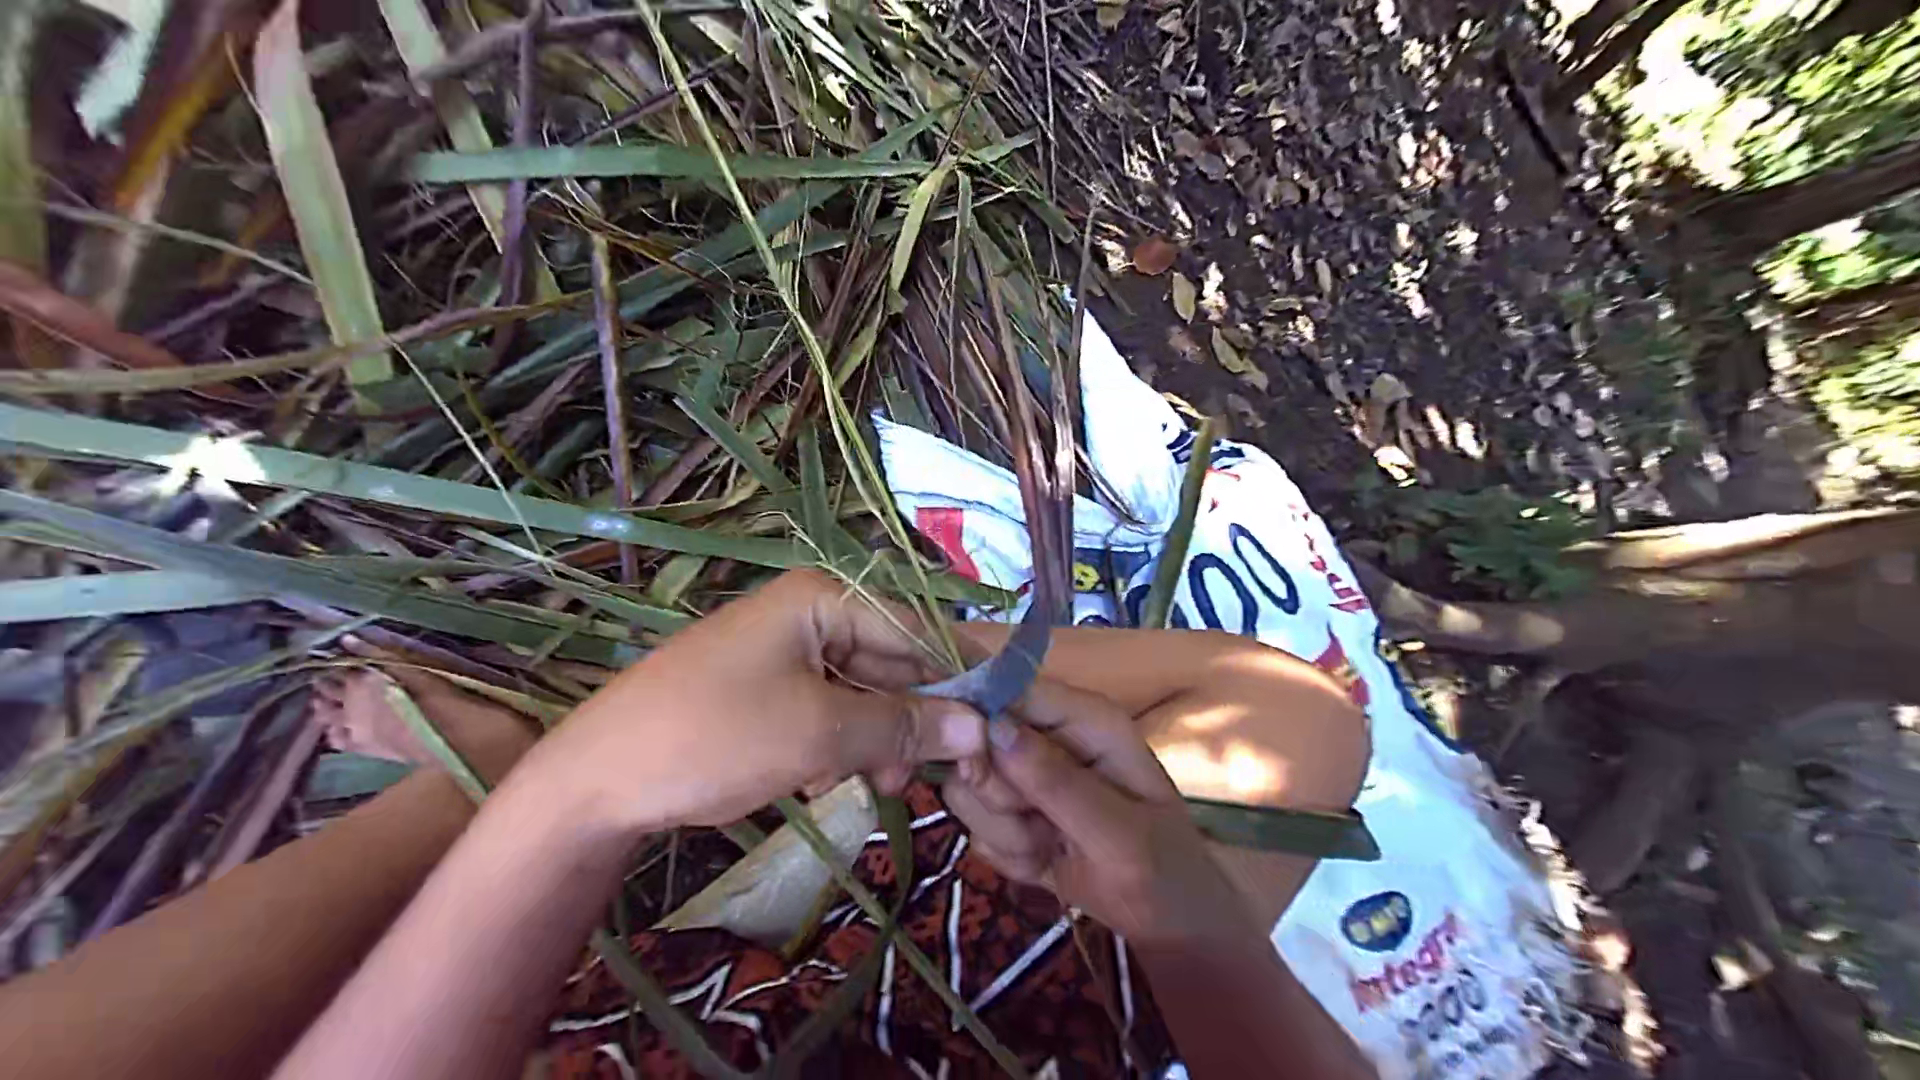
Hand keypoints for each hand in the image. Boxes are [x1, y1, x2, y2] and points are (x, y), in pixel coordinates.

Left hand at [534, 569, 985, 831]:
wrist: (597, 780)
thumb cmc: (715, 737)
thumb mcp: (820, 733)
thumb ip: (903, 726)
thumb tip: (980, 726)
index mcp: (823, 598)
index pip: (916, 630)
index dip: (958, 680)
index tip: (994, 728)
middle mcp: (811, 613)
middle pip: (892, 662)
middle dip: (916, 718)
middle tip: (948, 772)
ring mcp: (788, 651)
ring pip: (864, 692)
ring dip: (881, 737)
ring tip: (884, 784)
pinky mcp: (771, 688)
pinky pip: (831, 709)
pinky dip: (843, 743)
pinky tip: (831, 778)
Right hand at [941, 677, 1258, 944]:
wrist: (1172, 921)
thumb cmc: (1165, 870)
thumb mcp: (1117, 833)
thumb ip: (1055, 781)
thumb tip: (993, 726)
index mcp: (1084, 719)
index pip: (1007, 689)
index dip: (980, 723)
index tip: (979, 771)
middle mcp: (1050, 736)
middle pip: (976, 742)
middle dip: (997, 797)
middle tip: (1038, 830)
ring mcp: (1029, 774)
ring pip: (969, 787)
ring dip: (1004, 832)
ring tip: (1051, 849)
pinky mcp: (1014, 812)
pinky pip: (977, 824)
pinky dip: (1006, 854)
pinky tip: (1043, 863)